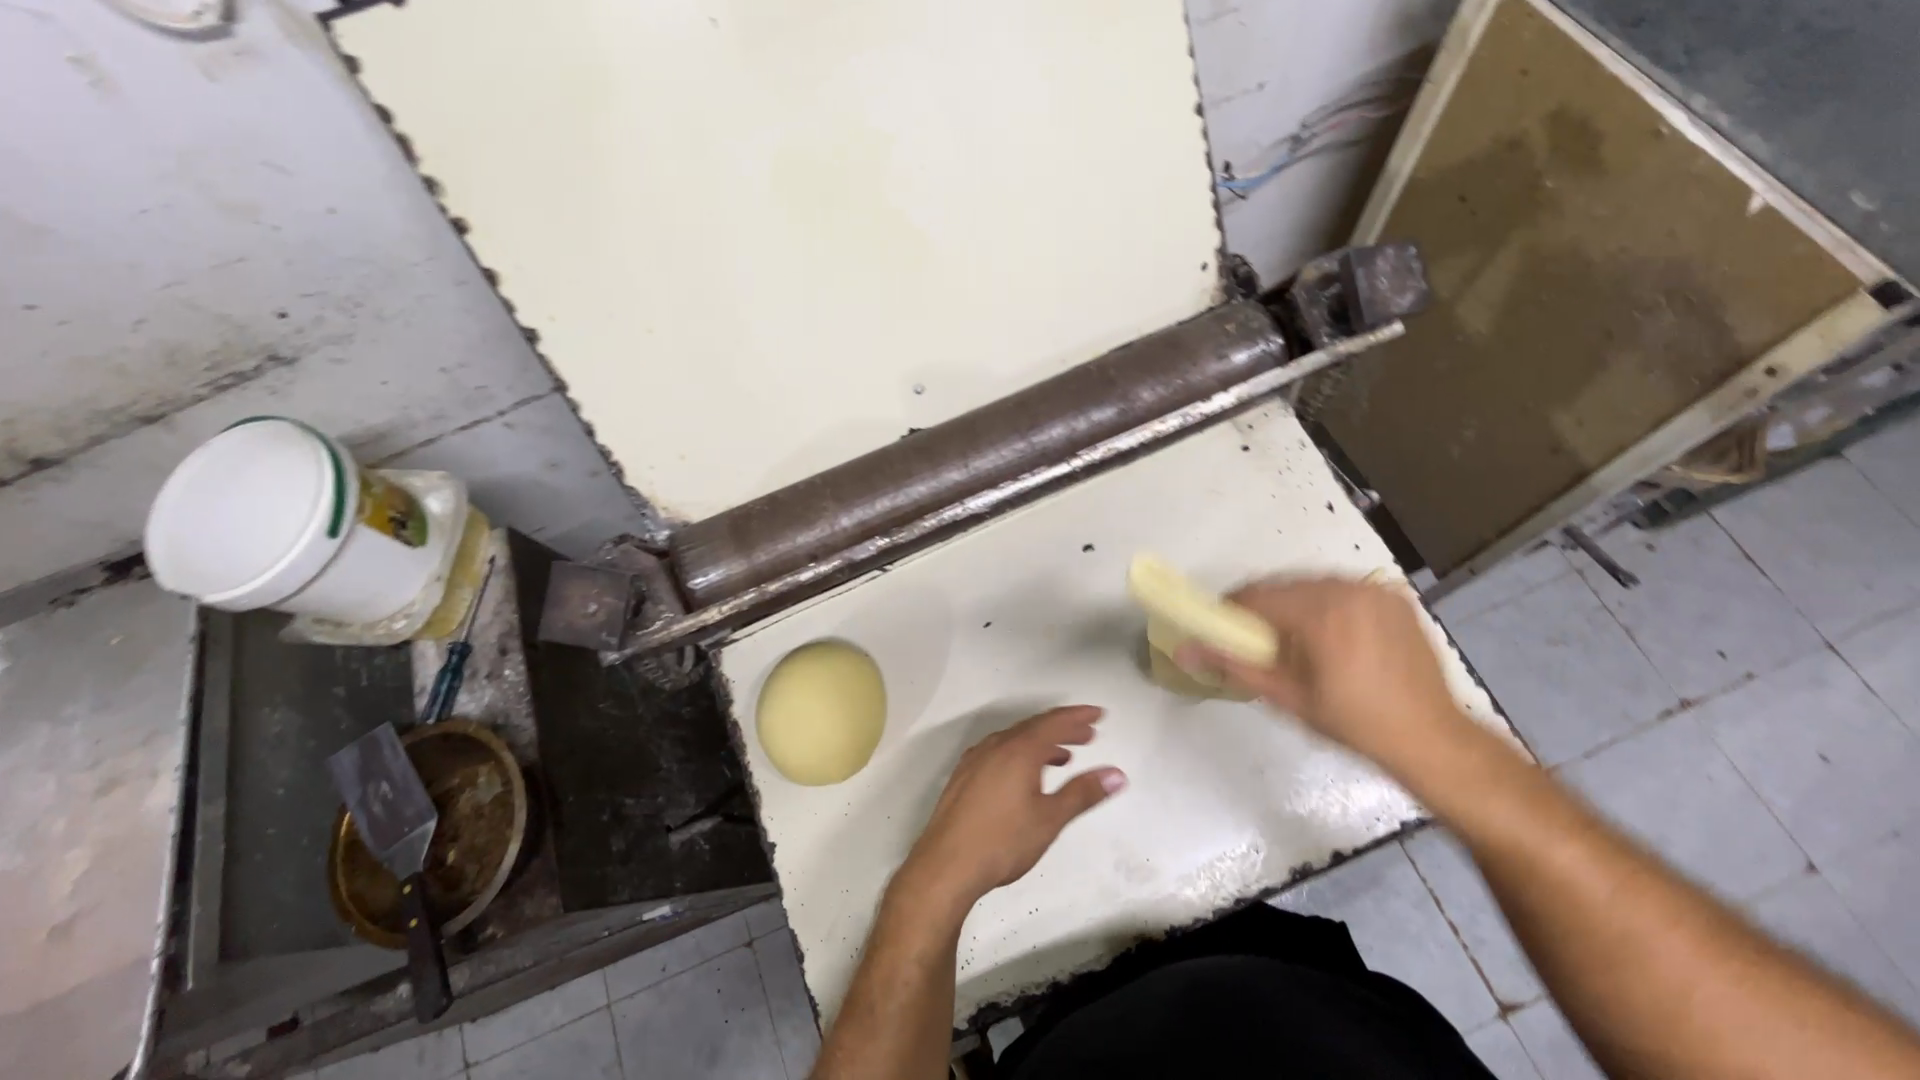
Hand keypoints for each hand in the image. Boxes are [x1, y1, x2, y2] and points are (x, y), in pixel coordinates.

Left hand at [894, 706, 1126, 913]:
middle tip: (1087, 735)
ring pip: (1013, 741)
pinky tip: (1024, 776)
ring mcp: (974, 762)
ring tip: (1062, 758)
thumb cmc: (1003, 841)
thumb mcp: (1050, 819)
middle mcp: (994, 748)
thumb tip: (1116, 774)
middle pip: (1033, 728)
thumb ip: (1083, 793)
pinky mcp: (962, 778)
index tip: (1098, 715)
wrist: (946, 866)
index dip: (1078, 717)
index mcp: (1018, 751)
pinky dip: (1018, 755)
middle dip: (1062, 729)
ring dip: (1040, 743)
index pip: (1053, 722)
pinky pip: (997, 753)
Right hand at [1177, 577, 1476, 774]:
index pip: (1257, 595)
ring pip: (1315, 585)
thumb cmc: (1352, 723)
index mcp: (1320, 613)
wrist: (1430, 737)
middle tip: (1255, 640)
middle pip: (1285, 586)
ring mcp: (1376, 591)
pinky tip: (1328, 636)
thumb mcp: (1285, 697)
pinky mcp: (1395, 598)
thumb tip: (1183, 649)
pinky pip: (1346, 591)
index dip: (1231, 609)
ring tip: (1292, 640)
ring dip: (1295, 604)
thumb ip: (1231, 666)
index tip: (1220, 629)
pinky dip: (1328, 605)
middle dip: (1264, 608)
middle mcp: (1349, 590)